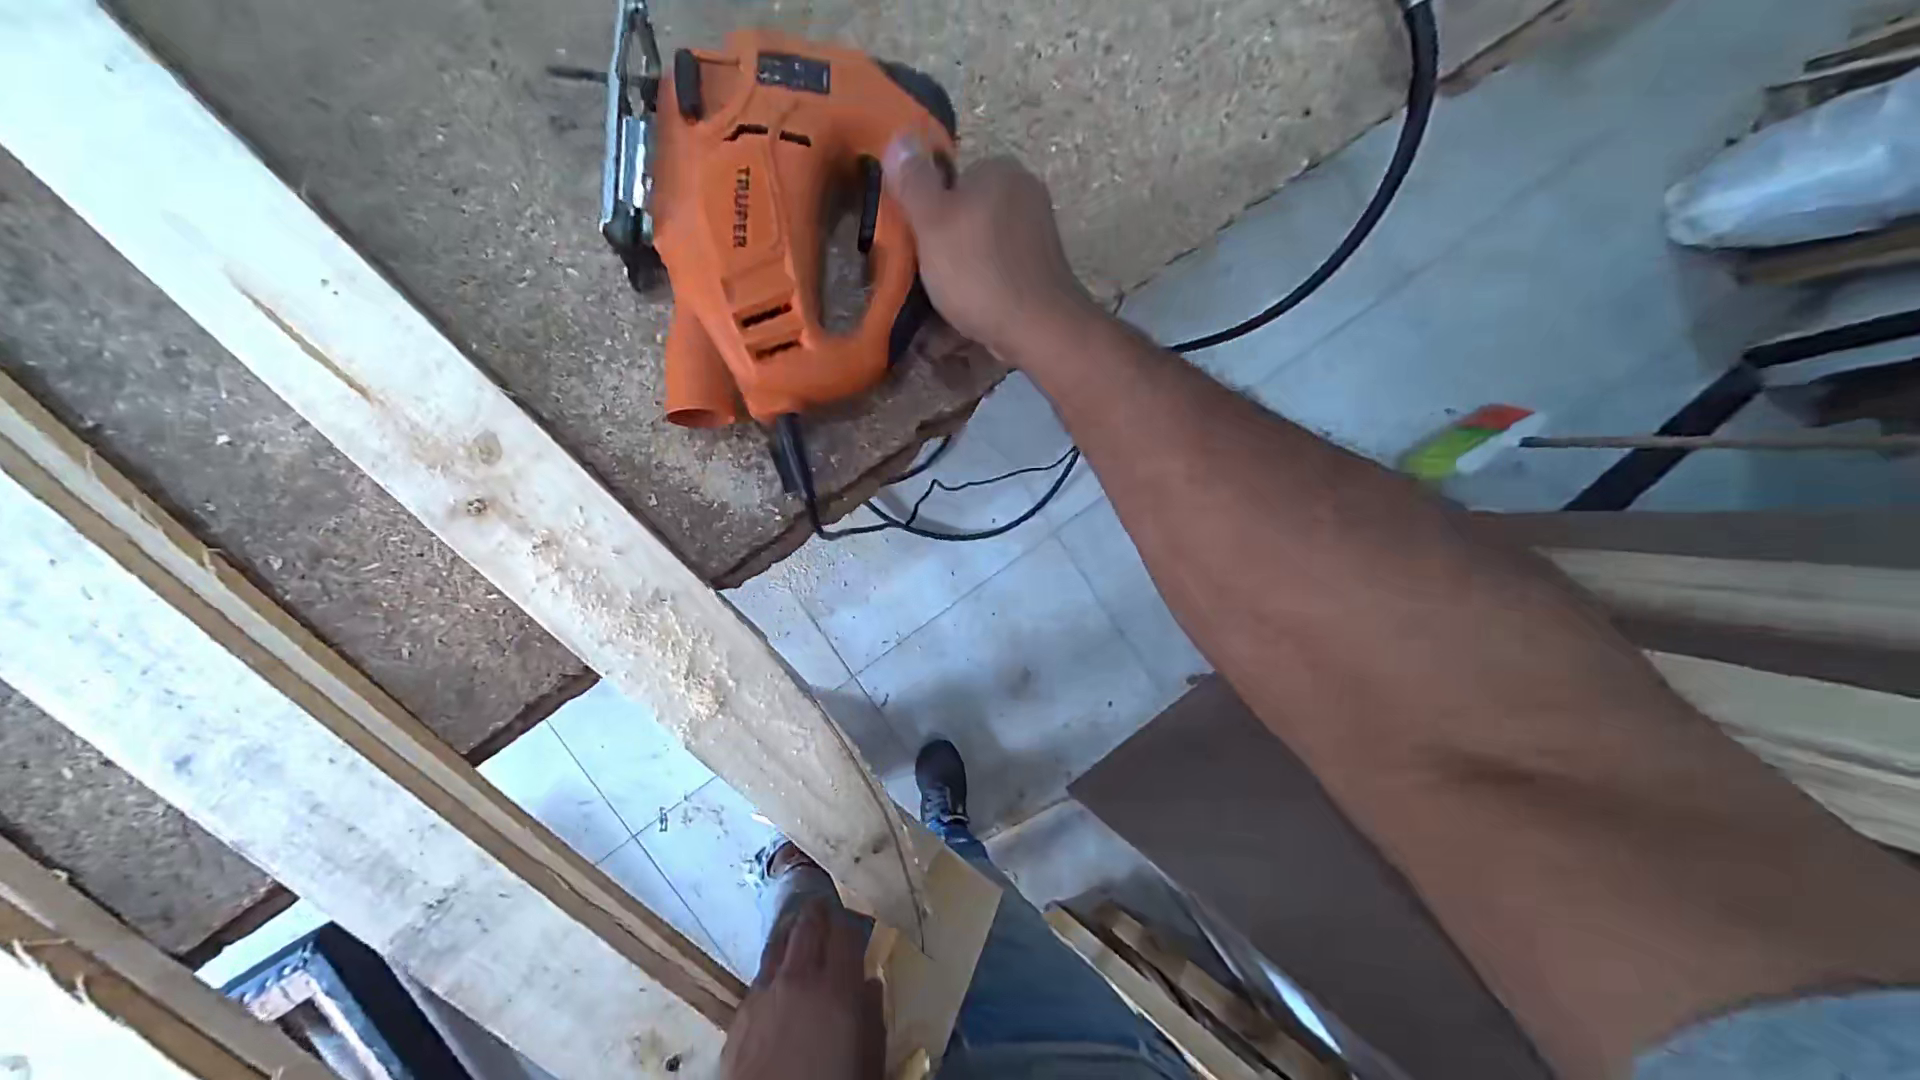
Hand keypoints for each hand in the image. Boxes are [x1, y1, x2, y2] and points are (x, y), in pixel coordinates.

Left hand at [721, 900, 883, 1079]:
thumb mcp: (869, 1061)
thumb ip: (872, 1017)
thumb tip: (869, 985)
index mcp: (836, 987)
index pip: (845, 931)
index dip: (850, 920)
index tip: (854, 919)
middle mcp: (799, 978)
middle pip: (808, 926)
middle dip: (819, 914)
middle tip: (826, 909)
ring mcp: (764, 994)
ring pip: (779, 944)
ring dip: (793, 933)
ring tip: (800, 930)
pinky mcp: (739, 1015)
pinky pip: (760, 976)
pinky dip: (774, 967)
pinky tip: (779, 978)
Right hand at [883, 137, 1101, 360]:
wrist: (1038, 328)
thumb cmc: (978, 272)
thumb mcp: (932, 222)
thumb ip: (914, 181)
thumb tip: (900, 137)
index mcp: (1001, 169)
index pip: (951, 178)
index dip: (928, 210)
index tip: (917, 243)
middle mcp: (1026, 191)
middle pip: (968, 213)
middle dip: (947, 242)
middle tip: (928, 275)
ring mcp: (1039, 232)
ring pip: (984, 244)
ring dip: (964, 268)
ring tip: (948, 298)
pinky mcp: (1044, 269)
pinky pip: (1001, 270)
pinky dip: (985, 287)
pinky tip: (974, 309)